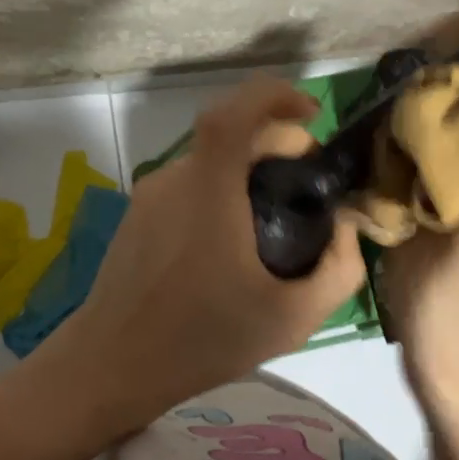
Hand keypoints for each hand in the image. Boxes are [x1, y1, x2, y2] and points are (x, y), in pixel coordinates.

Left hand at [33, 76, 366, 429]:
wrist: (112, 363)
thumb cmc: (202, 339)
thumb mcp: (292, 318)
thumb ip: (337, 268)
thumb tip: (347, 225)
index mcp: (208, 189)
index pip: (234, 111)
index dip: (274, 96)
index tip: (311, 114)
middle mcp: (174, 179)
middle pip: (228, 135)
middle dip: (275, 142)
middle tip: (307, 181)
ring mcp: (148, 195)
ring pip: (208, 161)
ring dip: (246, 169)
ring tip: (275, 216)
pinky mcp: (135, 215)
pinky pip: (187, 185)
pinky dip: (219, 189)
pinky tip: (233, 241)